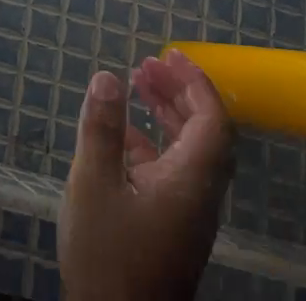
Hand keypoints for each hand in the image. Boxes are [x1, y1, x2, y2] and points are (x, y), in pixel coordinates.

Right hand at [59, 49, 235, 300]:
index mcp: (191, 181)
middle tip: (148, 63)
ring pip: (187, 152)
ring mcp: (185, 212)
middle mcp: (198, 194)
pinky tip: (121, 135)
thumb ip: (102, 128)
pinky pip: (170, 170)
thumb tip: (107, 77)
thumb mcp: (93, 182)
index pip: (211, 121)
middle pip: (204, 134)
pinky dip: (151, 142)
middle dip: (180, 93)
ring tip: (135, 86)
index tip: (170, 55)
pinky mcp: (169, 225)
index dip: (196, 84)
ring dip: (166, 115)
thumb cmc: (107, 250)